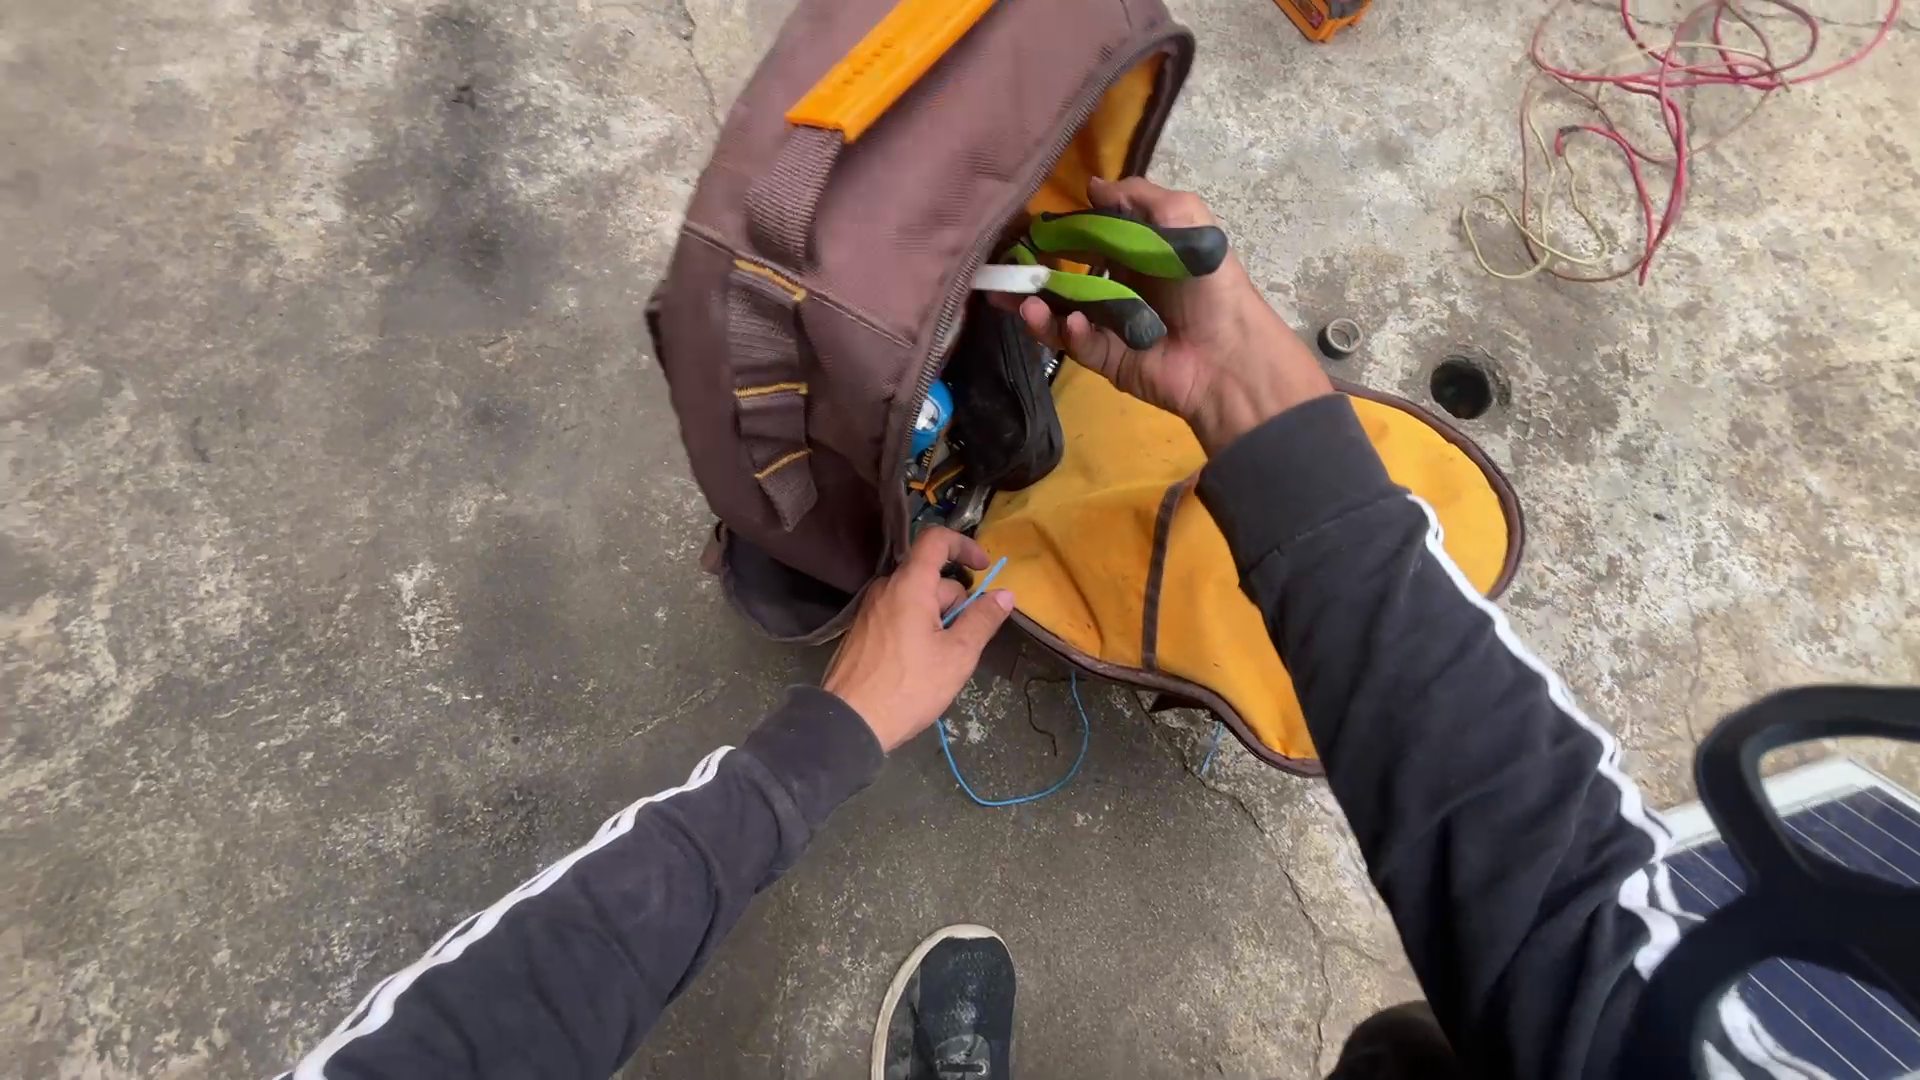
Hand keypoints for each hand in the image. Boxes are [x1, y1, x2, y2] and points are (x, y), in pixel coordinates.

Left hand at [822, 527, 1014, 751]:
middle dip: (956, 601)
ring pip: (916, 599)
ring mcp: (871, 609)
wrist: (849, 722)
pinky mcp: (863, 630)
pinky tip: (921, 664)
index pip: (935, 540)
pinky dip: (918, 627)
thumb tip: (1005, 594)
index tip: (984, 567)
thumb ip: (982, 619)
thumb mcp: (957, 655)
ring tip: (943, 659)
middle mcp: (886, 588)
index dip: (964, 545)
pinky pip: (899, 614)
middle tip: (965, 641)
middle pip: (931, 577)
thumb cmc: (909, 686)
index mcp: (909, 585)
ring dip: (938, 618)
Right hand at [1010, 177, 1332, 454]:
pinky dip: (1069, 333)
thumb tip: (1092, 185)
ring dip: (1037, 307)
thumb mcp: (1186, 220)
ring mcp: (1107, 327)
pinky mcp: (1106, 360)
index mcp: (1133, 256)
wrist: (1228, 354)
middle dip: (1030, 276)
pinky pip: (1079, 344)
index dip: (1056, 235)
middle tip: (1000, 270)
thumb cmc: (1209, 282)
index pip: (1084, 242)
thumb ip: (1140, 198)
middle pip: (1061, 281)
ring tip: (1018, 301)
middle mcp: (1115, 289)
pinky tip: (1070, 322)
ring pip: (1060, 315)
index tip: (1025, 228)